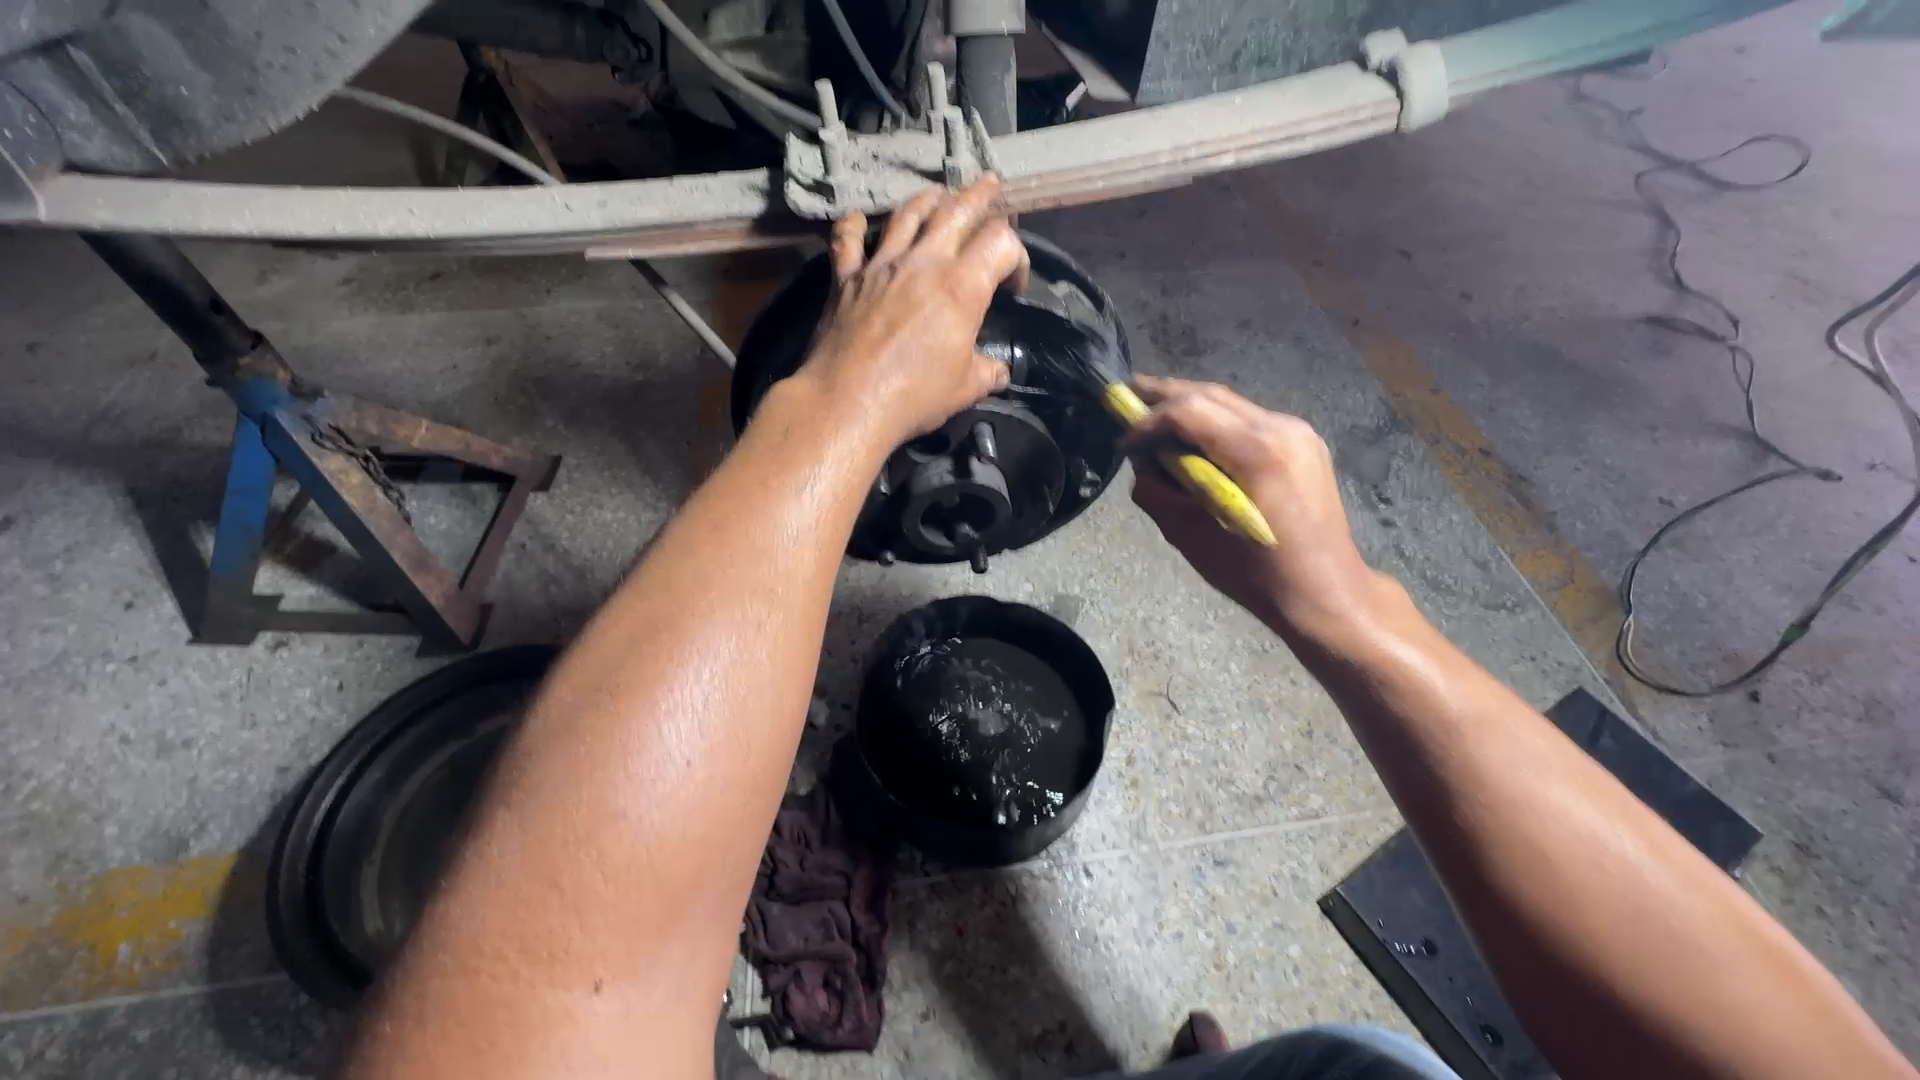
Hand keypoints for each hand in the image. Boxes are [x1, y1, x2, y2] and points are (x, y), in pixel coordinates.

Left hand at [796, 176, 1030, 448]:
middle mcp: (924, 263)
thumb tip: (999, 372)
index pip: (1001, 243)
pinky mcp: (846, 277)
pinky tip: (856, 220)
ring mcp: (881, 265)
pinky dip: (853, 225)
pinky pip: (848, 239)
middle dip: (980, 195)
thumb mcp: (965, 389)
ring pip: (907, 214)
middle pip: (957, 210)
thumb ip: (987, 372)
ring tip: (939, 194)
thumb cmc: (914, 396)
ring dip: (928, 199)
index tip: (1013, 284)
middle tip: (991, 184)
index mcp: (962, 287)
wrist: (848, 400)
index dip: (1017, 256)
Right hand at [1128, 376, 1383, 636]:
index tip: (1123, 443)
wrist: (1324, 591)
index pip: (1188, 411)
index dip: (1148, 421)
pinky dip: (1215, 423)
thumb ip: (1156, 490)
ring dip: (1190, 406)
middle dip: (1164, 394)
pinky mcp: (1303, 444)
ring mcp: (1298, 433)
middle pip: (1211, 395)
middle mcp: (1281, 428)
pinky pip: (1248, 421)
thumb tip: (1144, 460)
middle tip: (1126, 392)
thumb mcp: (1189, 535)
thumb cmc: (1254, 574)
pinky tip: (1194, 435)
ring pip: (1231, 404)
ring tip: (1152, 408)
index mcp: (1256, 451)